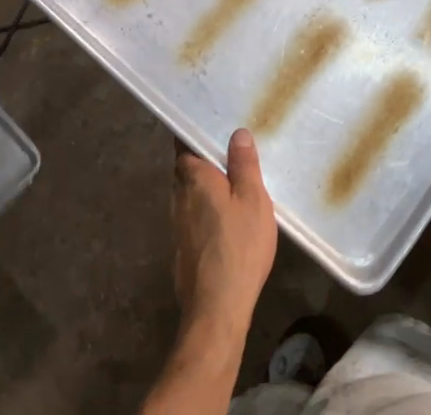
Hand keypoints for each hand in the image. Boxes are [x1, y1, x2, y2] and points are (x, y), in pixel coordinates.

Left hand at [172, 128, 276, 337]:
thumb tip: (237, 134)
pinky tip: (223, 218)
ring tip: (228, 182)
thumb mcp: (253, 199)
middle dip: (200, 161)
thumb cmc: (239, 244)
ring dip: (202, 187)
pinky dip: (204, 210)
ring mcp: (177, 225)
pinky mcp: (182, 248)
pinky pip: (191, 217)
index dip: (190, 135)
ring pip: (187, 195)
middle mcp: (179, 197)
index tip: (203, 125)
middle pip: (184, 170)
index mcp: (194, 178)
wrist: (217, 305)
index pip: (183, 147)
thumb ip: (244, 165)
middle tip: (225, 152)